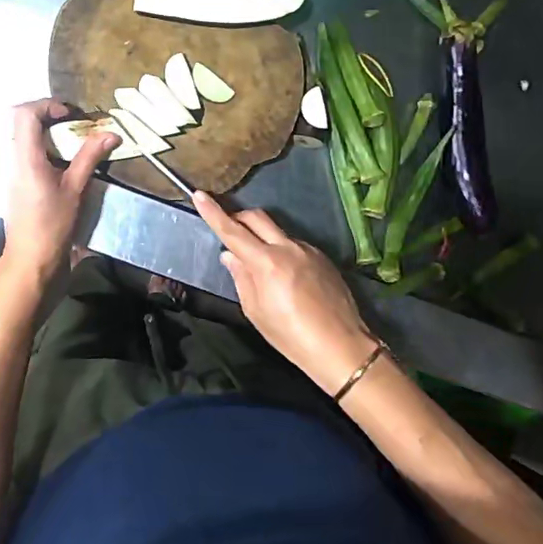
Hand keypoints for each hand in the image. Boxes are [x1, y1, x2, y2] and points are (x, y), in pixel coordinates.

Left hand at [0, 100, 119, 277]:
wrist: (30, 262)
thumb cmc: (51, 226)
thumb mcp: (75, 189)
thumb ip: (90, 157)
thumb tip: (111, 134)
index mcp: (25, 158)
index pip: (25, 114)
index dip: (47, 105)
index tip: (70, 114)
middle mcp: (13, 160)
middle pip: (21, 122)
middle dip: (48, 117)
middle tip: (74, 124)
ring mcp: (12, 172)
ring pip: (24, 138)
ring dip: (48, 134)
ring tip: (74, 142)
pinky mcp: (17, 184)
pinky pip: (27, 155)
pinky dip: (46, 150)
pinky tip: (66, 163)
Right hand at [192, 191, 379, 396]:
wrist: (342, 347)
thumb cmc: (291, 336)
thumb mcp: (255, 311)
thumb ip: (240, 278)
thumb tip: (230, 255)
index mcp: (267, 263)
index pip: (233, 231)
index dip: (213, 212)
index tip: (199, 195)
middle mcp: (288, 248)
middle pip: (256, 217)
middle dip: (238, 217)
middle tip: (228, 230)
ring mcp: (308, 250)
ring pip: (277, 232)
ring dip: (262, 238)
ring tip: (260, 266)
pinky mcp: (323, 257)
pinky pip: (294, 246)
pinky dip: (282, 251)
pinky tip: (286, 277)